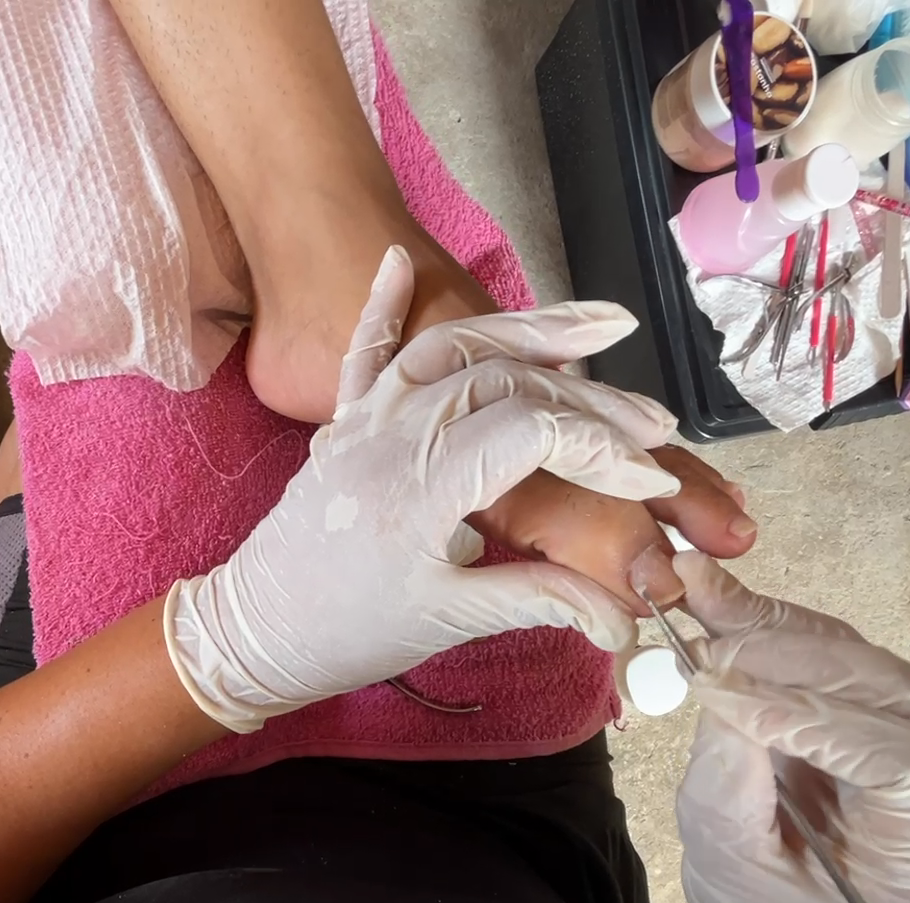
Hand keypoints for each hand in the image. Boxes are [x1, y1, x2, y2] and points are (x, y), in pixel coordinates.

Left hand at [164, 247, 682, 732]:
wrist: (257, 631)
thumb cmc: (344, 633)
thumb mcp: (446, 619)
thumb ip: (538, 599)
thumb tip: (624, 617)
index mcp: (417, 487)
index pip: (529, 434)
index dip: (601, 451)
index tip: (648, 484)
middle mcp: (388, 436)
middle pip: (502, 383)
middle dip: (587, 398)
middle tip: (651, 422)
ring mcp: (361, 423)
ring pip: (446, 351)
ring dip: (522, 330)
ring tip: (596, 326)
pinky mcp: (341, 426)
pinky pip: (362, 357)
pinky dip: (381, 309)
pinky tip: (401, 263)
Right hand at [672, 552, 909, 902]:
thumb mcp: (732, 866)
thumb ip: (729, 780)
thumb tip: (717, 686)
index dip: (812, 719)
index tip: (716, 692)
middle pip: (906, 699)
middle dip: (797, 658)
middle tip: (708, 642)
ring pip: (879, 668)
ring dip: (785, 631)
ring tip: (706, 599)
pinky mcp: (902, 725)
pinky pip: (850, 663)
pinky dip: (783, 631)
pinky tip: (728, 606)